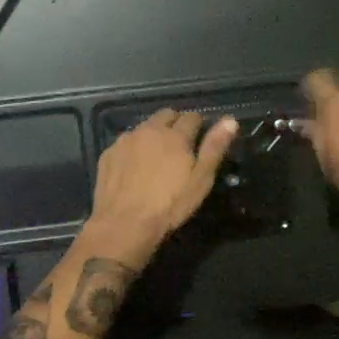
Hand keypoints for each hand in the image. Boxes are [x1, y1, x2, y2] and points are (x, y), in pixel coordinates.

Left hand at [84, 110, 237, 262]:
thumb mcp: (200, 179)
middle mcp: (149, 130)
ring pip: (144, 127)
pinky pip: (125, 142)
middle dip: (175, 124)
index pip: (192, 117)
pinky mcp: (108, 154)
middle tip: (180, 146)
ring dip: (153, 134)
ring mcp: (125, 140)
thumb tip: (230, 120)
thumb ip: (214, 147)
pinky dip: (134, 148)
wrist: (124, 223)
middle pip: (166, 115)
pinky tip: (134, 168)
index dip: (199, 125)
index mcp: (175, 135)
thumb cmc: (170, 205)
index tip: (200, 138)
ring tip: (156, 157)